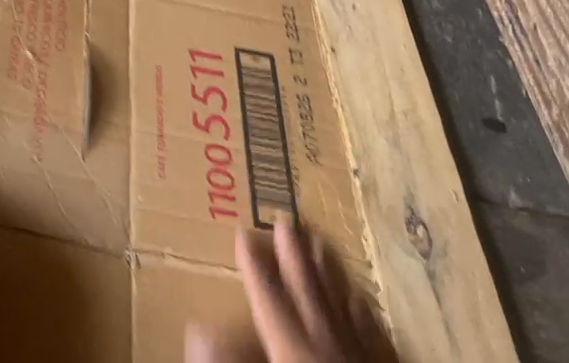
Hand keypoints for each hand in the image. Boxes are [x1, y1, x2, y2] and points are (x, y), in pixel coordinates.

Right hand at [187, 219, 357, 362]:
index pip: (270, 300)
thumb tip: (198, 331)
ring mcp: (356, 360)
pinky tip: (361, 298)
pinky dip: (361, 311)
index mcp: (293, 352)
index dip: (255, 267)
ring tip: (321, 241)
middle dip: (295, 256)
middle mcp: (326, 347)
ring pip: (342, 305)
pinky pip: (370, 334)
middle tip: (286, 220)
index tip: (242, 233)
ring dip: (329, 272)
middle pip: (309, 293)